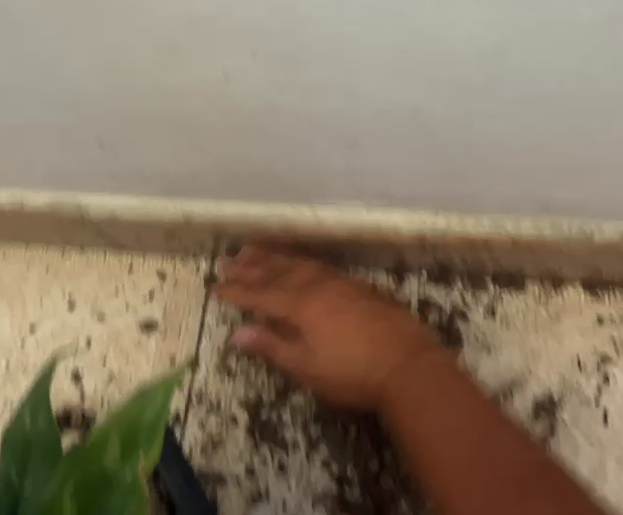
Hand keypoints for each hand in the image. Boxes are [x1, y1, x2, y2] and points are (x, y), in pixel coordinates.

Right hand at [211, 246, 447, 411]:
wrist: (408, 364)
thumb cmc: (352, 372)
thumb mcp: (306, 366)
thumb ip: (272, 346)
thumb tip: (237, 333)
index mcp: (301, 303)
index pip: (260, 294)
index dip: (237, 291)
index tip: (215, 285)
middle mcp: (317, 284)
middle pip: (277, 271)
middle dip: (250, 266)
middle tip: (227, 259)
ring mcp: (340, 282)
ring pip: (298, 263)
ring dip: (274, 258)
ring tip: (254, 251)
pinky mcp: (357, 286)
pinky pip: (317, 266)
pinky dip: (299, 262)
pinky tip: (299, 266)